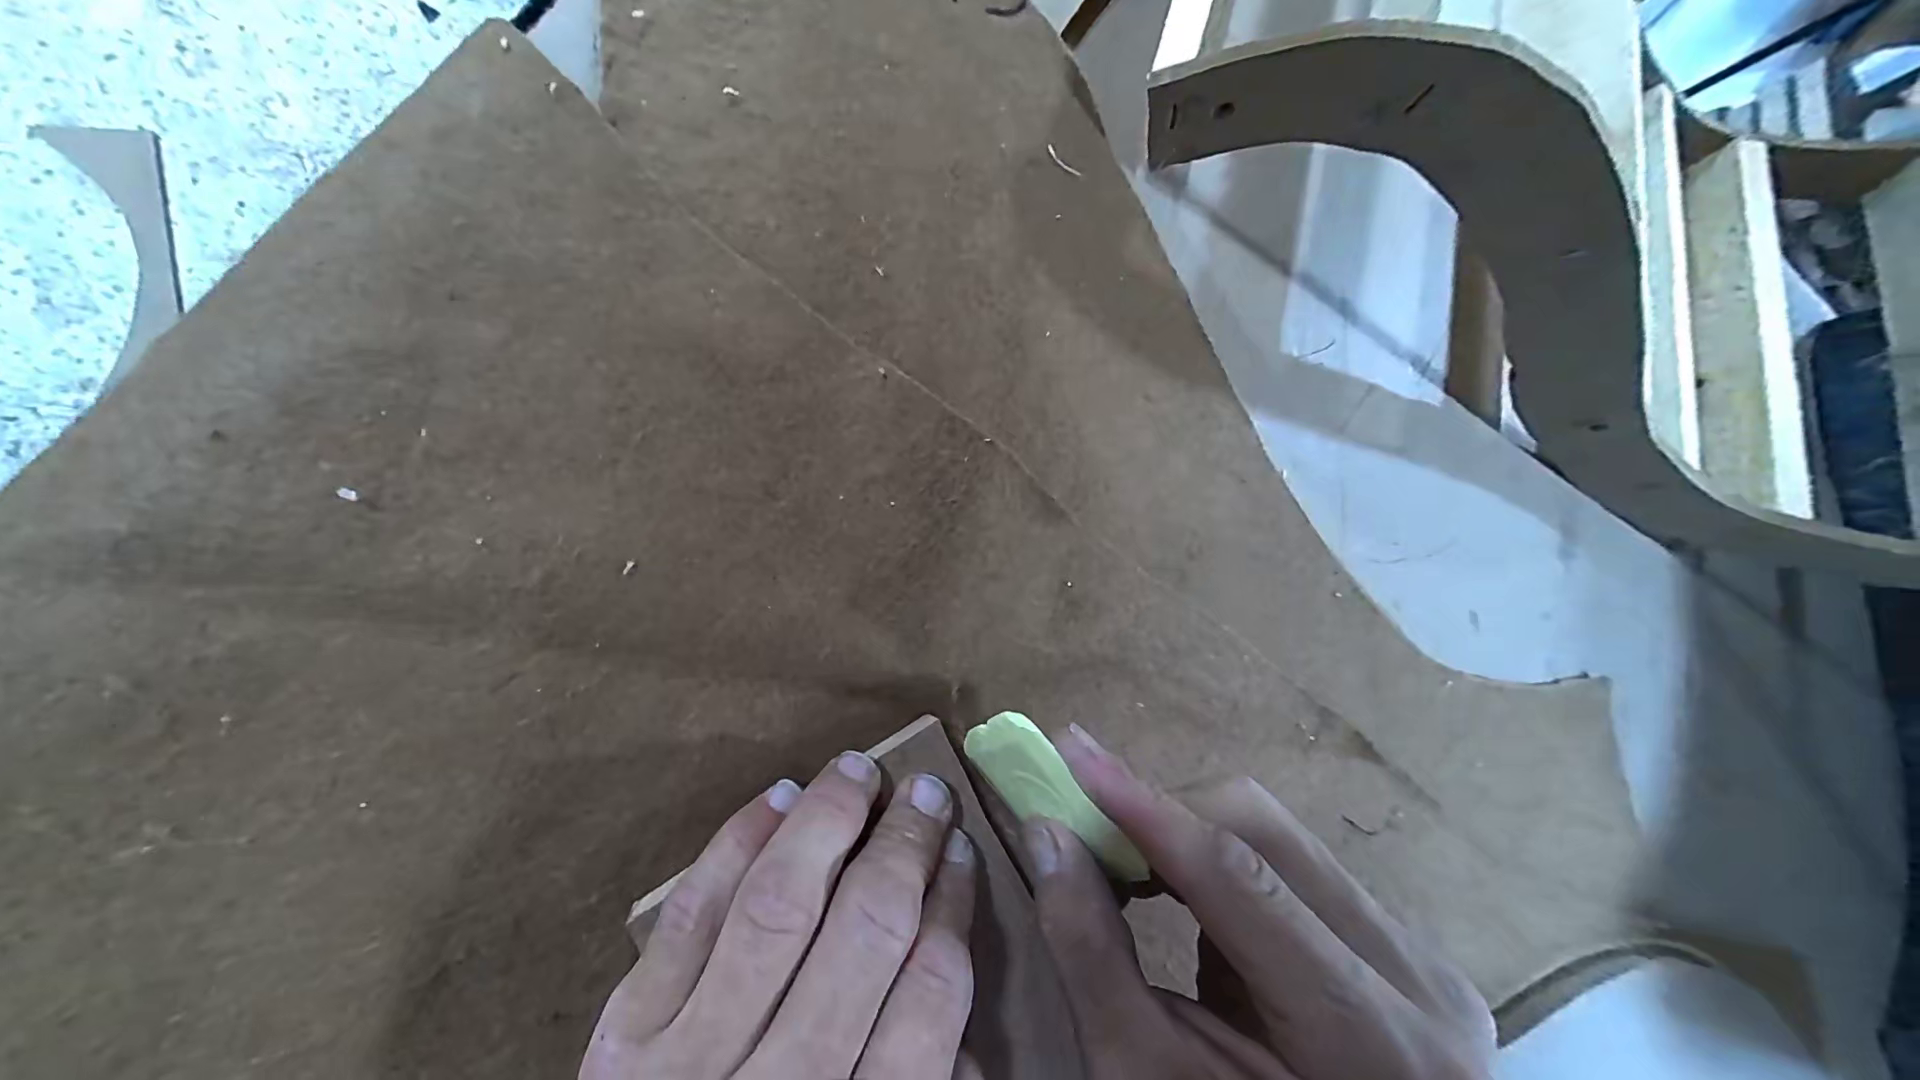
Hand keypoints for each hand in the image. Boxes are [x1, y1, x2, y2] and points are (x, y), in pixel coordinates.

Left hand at [580, 750, 979, 1078]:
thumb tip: (950, 963)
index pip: (928, 992)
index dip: (951, 904)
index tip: (960, 848)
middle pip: (863, 933)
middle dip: (904, 846)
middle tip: (927, 790)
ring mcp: (691, 1057)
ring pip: (776, 907)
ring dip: (826, 822)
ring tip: (858, 771)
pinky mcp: (624, 1035)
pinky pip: (688, 919)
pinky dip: (734, 846)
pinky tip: (777, 796)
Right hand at [1029, 724, 1494, 1079]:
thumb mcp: (1151, 1077)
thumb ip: (1094, 954)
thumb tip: (1048, 834)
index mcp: (1368, 1035)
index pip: (1241, 876)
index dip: (1147, 807)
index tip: (1072, 751)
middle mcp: (1411, 972)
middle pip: (1260, 829)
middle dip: (1161, 813)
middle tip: (1086, 825)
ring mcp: (1414, 950)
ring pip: (1273, 830)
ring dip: (1184, 831)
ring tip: (1127, 870)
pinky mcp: (1395, 937)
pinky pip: (1286, 857)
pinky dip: (1214, 855)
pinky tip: (1183, 898)